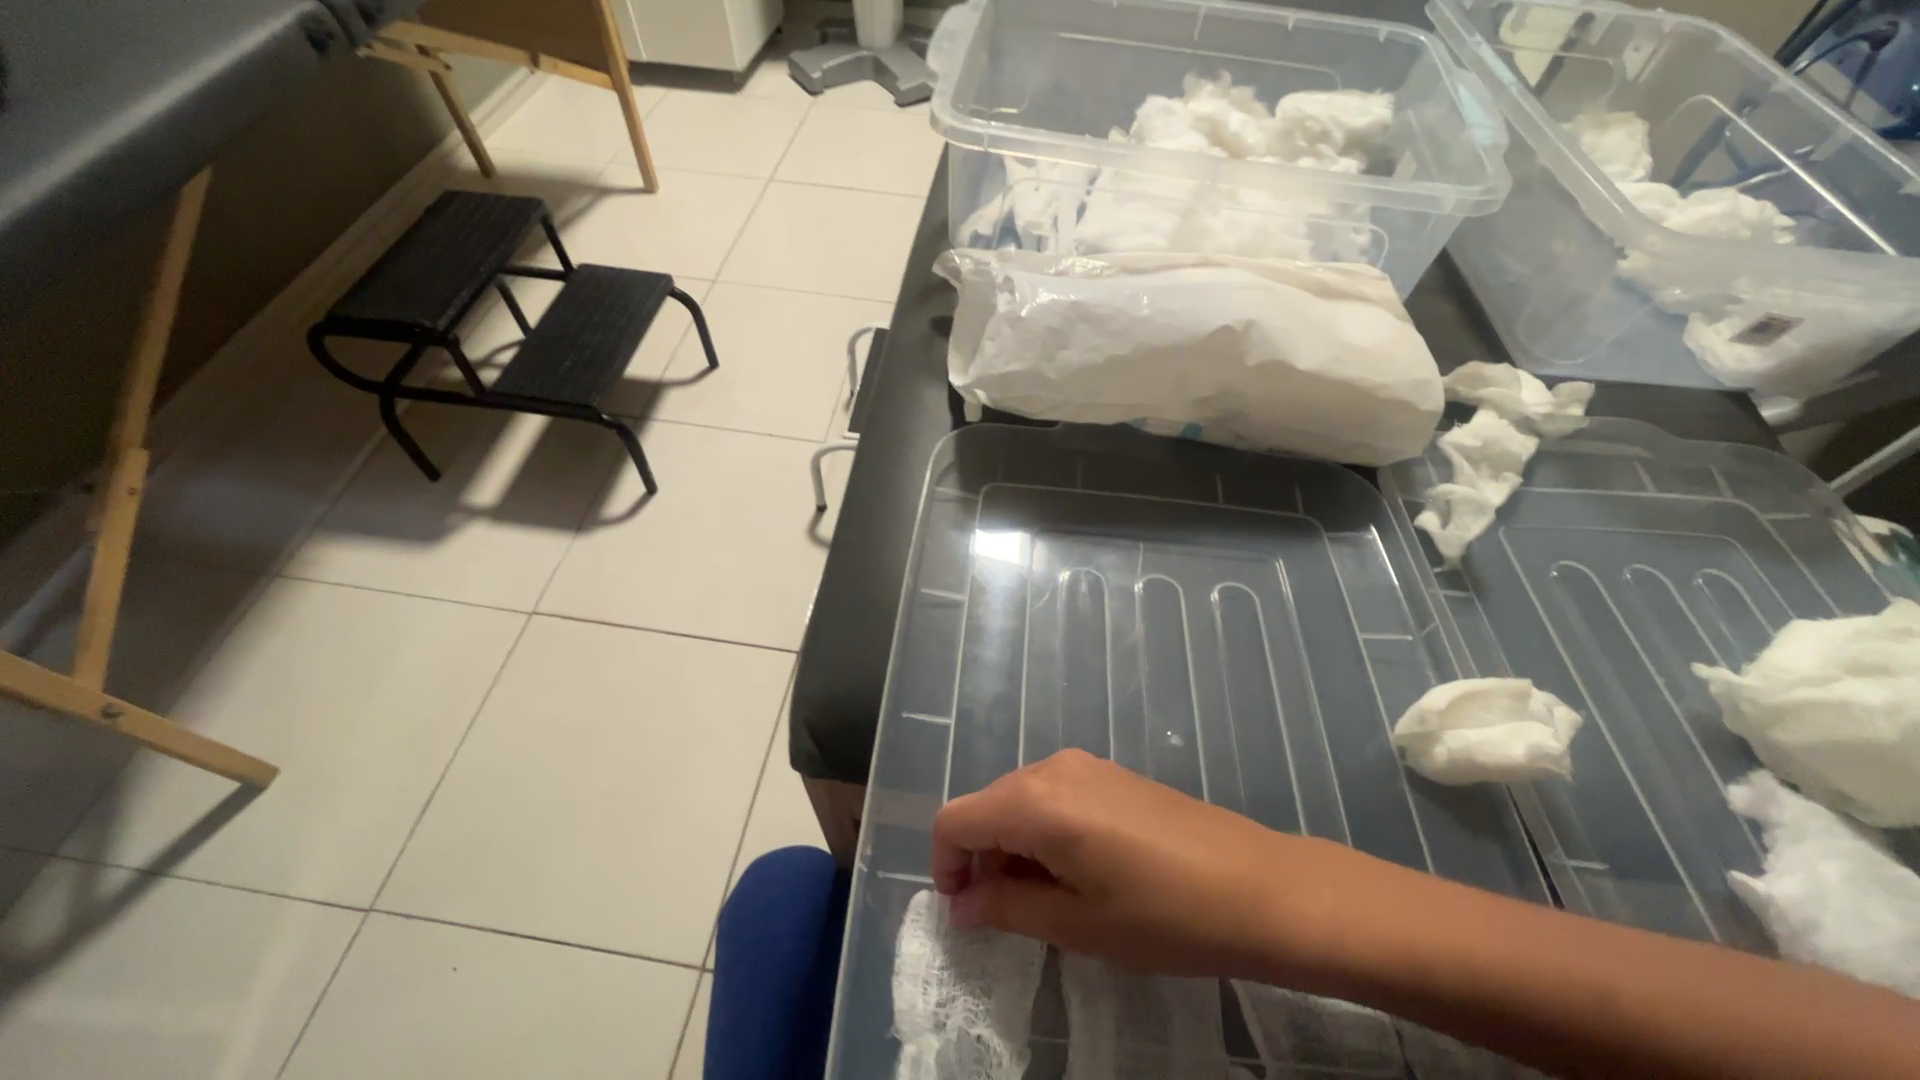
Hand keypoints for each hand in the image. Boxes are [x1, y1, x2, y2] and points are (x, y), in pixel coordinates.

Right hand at [932, 749, 1364, 980]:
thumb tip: (961, 904)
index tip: (966, 912)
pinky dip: (1045, 833)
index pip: (956, 820)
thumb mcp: (1077, 924)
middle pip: (987, 805)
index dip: (946, 866)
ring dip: (1014, 847)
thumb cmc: (1165, 915)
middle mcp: (1054, 768)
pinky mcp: (1115, 774)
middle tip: (1006, 916)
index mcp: (1037, 801)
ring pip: (1020, 801)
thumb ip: (1006, 907)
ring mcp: (1088, 765)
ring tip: (1047, 901)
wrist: (1262, 889)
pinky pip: (1056, 796)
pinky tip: (1080, 873)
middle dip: (980, 858)